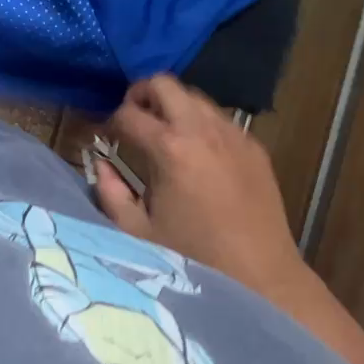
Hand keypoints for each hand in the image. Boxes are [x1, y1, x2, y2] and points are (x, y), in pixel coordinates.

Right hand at [94, 75, 304, 295]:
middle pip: (163, 83)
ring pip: (193, 96)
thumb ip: (110, 192)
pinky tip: (198, 152)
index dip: (111, 121)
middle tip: (134, 119)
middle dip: (141, 94)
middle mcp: (201, 130)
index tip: (108, 138)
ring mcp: (232, 135)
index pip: (128, 113)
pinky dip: (201, 123)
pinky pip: (220, 118)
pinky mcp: (254, 147)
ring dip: (173, 106)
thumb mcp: (139, 232)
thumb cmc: (195, 258)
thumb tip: (101, 163)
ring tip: (165, 134)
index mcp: (169, 148)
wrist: (263, 279)